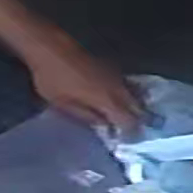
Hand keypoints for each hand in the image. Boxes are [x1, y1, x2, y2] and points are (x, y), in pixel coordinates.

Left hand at [23, 35, 142, 133]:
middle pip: (139, 110)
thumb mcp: (60, 102)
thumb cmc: (54, 79)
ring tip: (131, 117)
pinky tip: (125, 100)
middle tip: (133, 130)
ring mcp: (123, 82)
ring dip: (137, 110)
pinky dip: (133, 98)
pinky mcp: (119, 75)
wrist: (55, 52)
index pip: (129, 121)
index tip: (130, 141)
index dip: (130, 132)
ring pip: (138, 100)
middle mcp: (123, 93)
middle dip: (138, 121)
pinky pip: (133, 90)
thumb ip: (85, 115)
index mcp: (110, 102)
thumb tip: (104, 126)